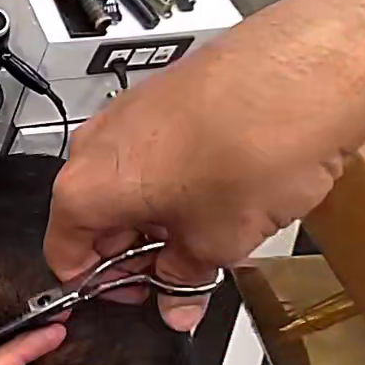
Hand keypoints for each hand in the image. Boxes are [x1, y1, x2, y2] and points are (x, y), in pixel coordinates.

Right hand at [44, 0, 364, 329]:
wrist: (301, 71)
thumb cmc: (253, 142)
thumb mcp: (217, 242)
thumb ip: (185, 278)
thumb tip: (178, 293)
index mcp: (84, 189)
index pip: (64, 256)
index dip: (97, 287)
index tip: (132, 293)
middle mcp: (94, 146)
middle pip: (91, 216)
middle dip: (129, 251)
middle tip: (173, 269)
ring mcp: (124, 114)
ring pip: (120, 182)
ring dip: (151, 214)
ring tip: (204, 228)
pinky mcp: (156, 95)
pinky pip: (146, 151)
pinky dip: (168, 178)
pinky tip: (215, 188)